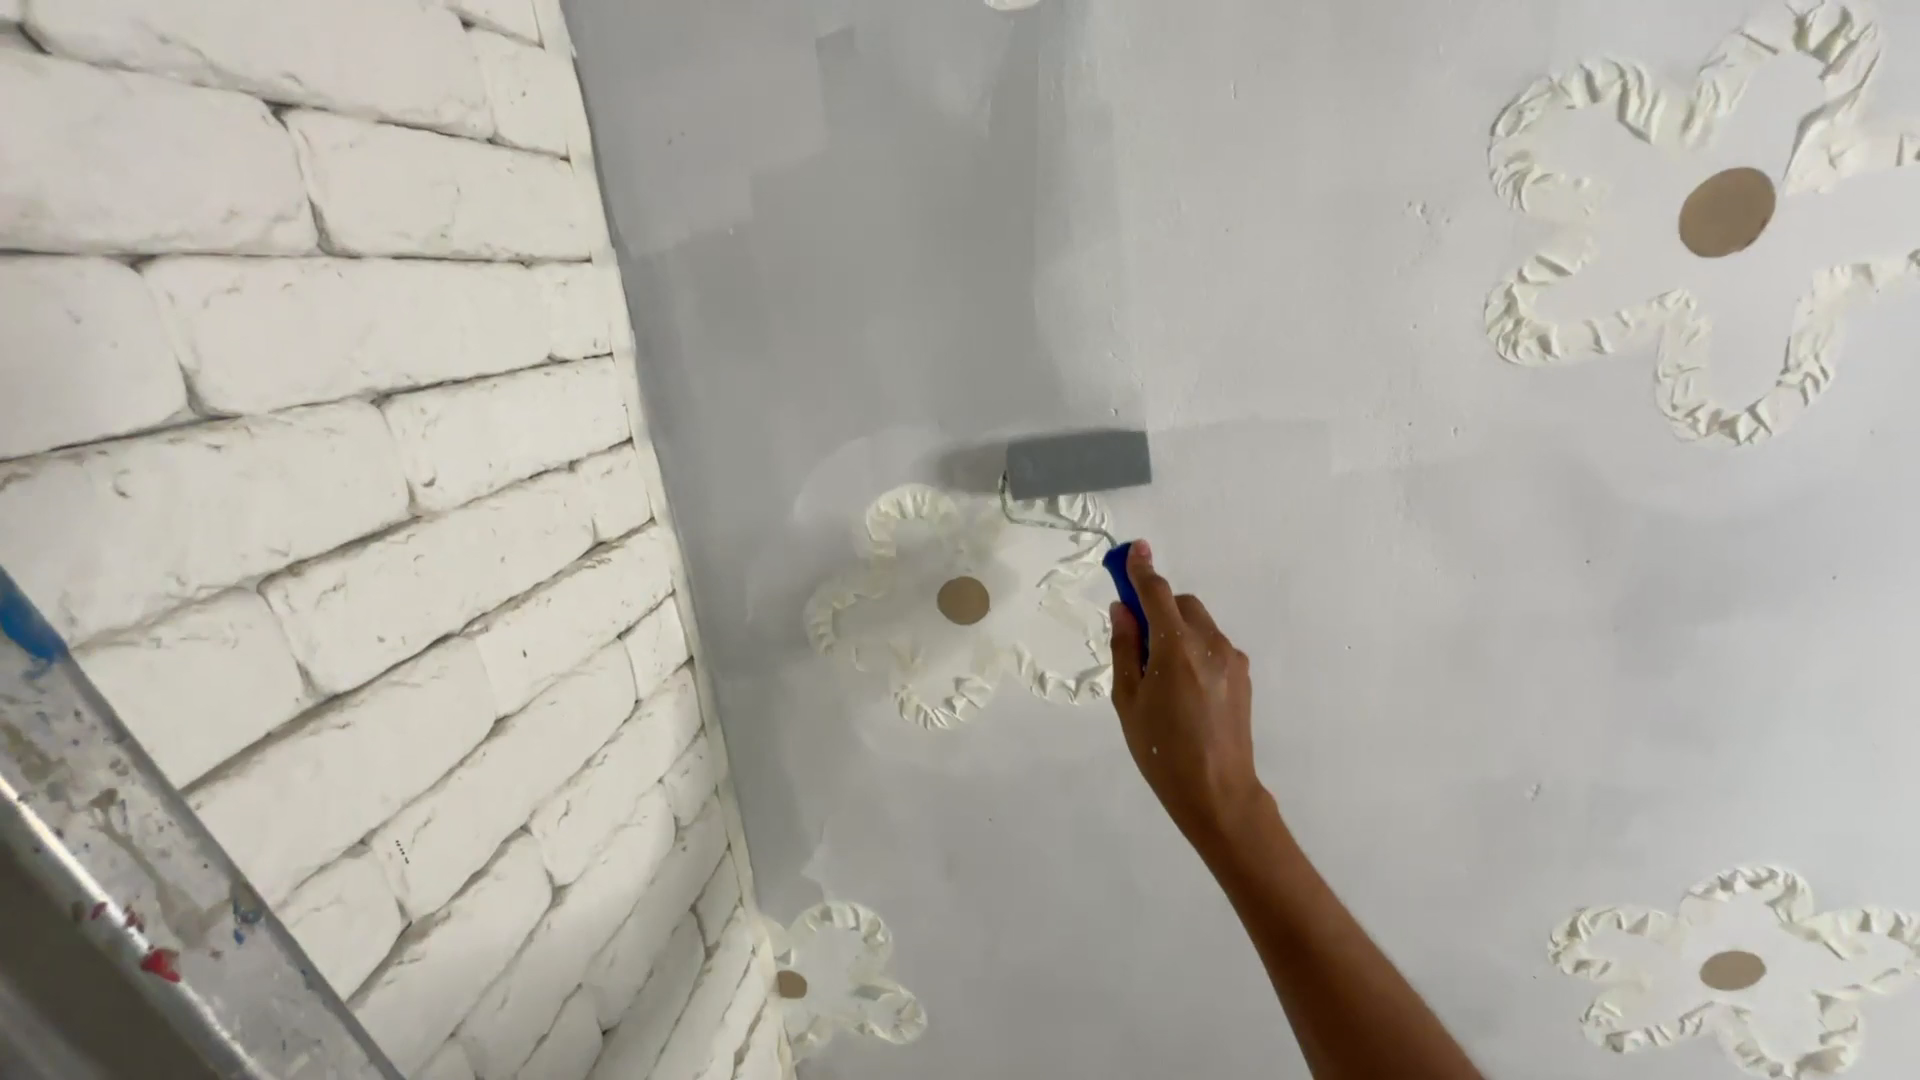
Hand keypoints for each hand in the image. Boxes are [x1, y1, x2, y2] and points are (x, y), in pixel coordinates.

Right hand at [1109, 541, 1265, 846]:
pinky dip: (1193, 648)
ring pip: (1198, 624)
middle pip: (1181, 604)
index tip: (1133, 550)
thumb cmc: (1161, 750)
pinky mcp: (1243, 674)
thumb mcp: (1128, 700)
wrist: (1218, 792)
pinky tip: (1184, 688)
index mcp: (1175, 649)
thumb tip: (1123, 609)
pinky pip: (1212, 645)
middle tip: (1137, 637)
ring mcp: (1231, 659)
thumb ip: (1125, 647)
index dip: (1142, 570)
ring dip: (1177, 630)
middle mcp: (1209, 644)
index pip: (1157, 593)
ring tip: (1161, 675)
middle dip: (1158, 608)